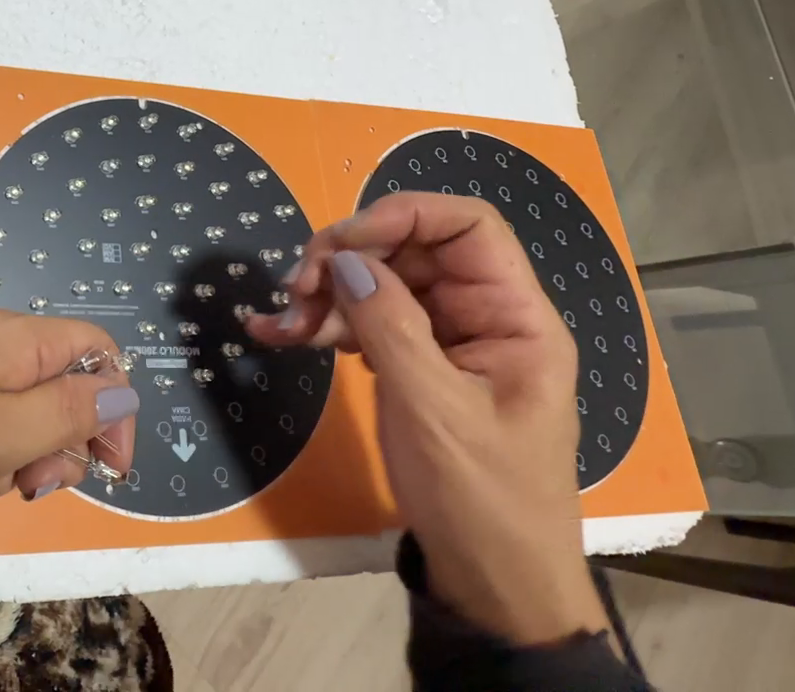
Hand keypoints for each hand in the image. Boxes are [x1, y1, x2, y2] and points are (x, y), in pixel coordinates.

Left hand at [0, 309, 139, 533]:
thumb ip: (67, 412)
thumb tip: (123, 389)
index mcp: (11, 338)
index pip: (97, 349)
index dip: (115, 406)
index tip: (107, 469)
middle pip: (61, 381)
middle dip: (62, 438)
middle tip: (29, 483)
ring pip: (19, 406)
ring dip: (20, 452)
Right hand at [246, 192, 607, 645]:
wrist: (489, 578)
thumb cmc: (480, 496)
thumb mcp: (432, 408)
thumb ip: (388, 324)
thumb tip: (342, 258)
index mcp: (514, 317)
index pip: (466, 226)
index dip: (400, 216)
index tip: (337, 245)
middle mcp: (480, 314)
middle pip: (409, 250)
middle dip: (346, 260)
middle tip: (296, 289)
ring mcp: (444, 338)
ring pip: (376, 283)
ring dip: (324, 296)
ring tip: (282, 327)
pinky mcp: (412, 362)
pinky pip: (363, 321)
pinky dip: (321, 324)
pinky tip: (280, 335)